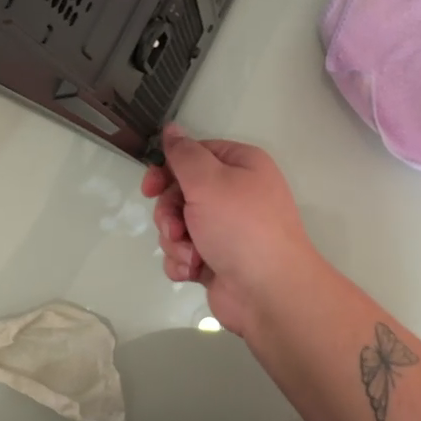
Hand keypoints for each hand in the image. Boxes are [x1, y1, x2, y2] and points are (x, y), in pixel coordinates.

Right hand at [139, 126, 326, 335]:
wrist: (269, 291)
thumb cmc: (241, 227)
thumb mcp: (209, 181)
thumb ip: (184, 154)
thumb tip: (172, 129)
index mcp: (241, 165)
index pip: (195, 155)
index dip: (169, 170)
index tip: (151, 187)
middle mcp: (235, 193)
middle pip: (181, 192)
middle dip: (170, 212)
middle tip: (177, 227)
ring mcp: (226, 229)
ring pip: (178, 225)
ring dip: (176, 240)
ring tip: (192, 254)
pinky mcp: (216, 259)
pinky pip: (184, 253)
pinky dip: (183, 262)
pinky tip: (193, 271)